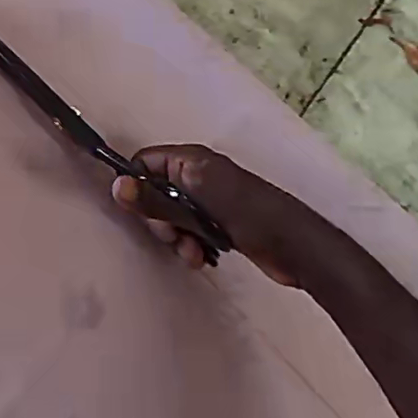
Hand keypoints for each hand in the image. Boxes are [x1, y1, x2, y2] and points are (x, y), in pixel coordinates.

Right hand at [111, 144, 338, 287]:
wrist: (301, 249)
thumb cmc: (250, 217)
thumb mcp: (197, 208)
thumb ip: (156, 200)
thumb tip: (116, 188)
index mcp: (190, 160)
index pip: (144, 162)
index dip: (137, 185)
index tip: (140, 211)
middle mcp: (197, 174)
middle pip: (155, 190)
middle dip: (159, 217)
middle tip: (171, 235)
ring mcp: (210, 198)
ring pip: (172, 213)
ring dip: (175, 235)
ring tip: (191, 251)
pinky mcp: (220, 221)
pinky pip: (190, 227)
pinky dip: (190, 242)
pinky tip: (201, 257)